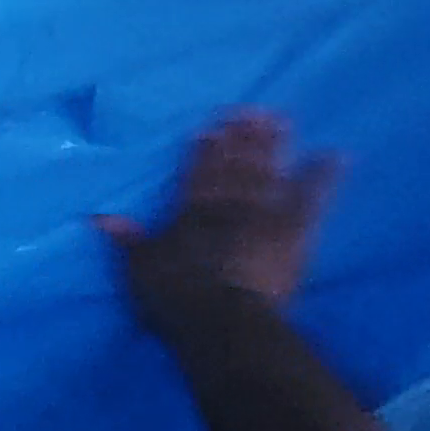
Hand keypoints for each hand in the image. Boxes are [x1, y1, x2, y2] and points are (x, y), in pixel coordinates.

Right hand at [97, 112, 338, 321]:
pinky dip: (321, 177)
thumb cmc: (172, 295)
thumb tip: (99, 217)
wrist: (223, 319)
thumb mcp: (138, 268)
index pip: (196, 176)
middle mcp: (228, 208)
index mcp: (189, 215)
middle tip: (248, 111)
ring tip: (277, 121)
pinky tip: (330, 155)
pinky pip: (311, 200)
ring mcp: (264, 217)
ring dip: (272, 147)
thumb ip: (126, 240)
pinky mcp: (294, 232)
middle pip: (235, 168)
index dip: (202, 152)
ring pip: (267, 174)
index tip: (208, 128)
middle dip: (241, 140)